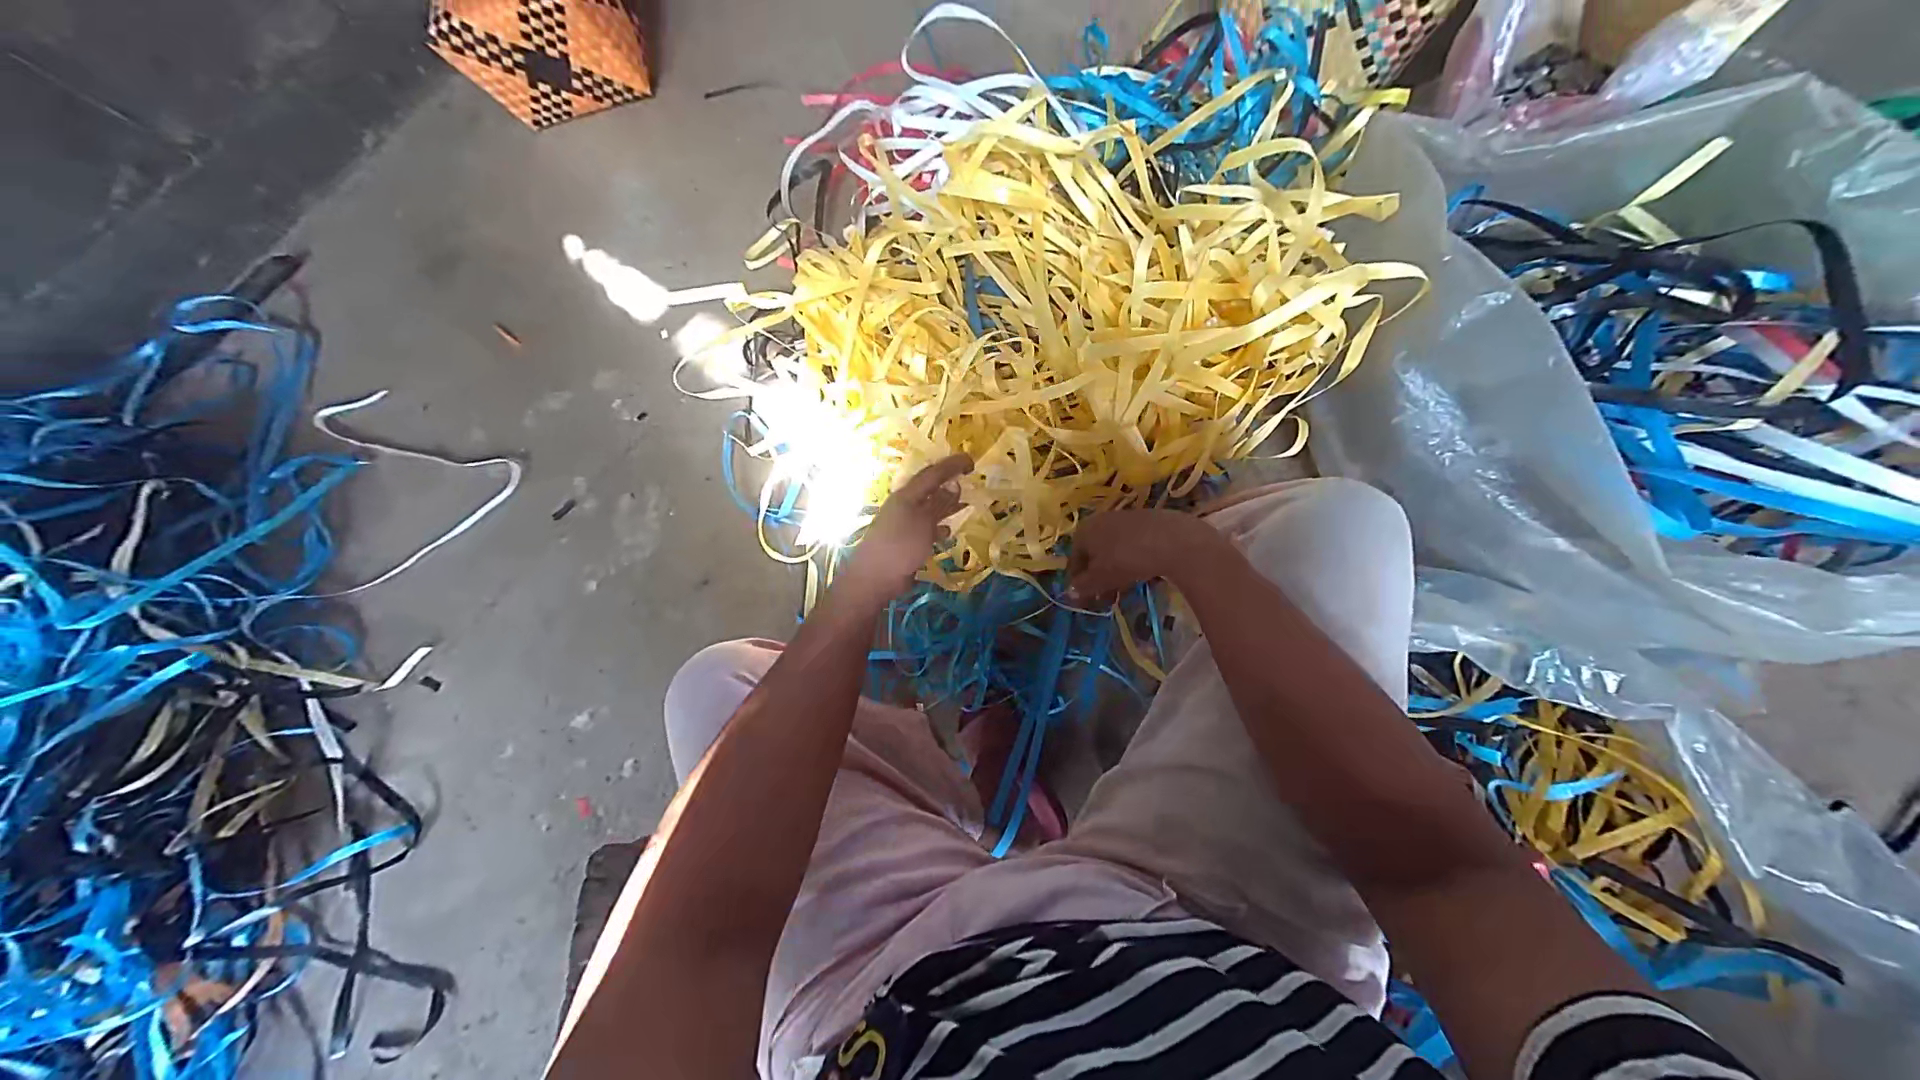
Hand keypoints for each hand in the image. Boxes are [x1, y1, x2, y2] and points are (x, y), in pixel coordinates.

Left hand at [836, 454, 971, 606]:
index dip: (952, 465)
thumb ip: (939, 503)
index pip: (932, 474)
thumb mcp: (923, 521)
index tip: (971, 462)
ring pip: (929, 509)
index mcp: (907, 495)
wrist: (875, 577)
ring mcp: (903, 524)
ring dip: (946, 505)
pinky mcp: (905, 542)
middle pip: (929, 489)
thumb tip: (954, 484)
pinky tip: (947, 532)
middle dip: (948, 482)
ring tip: (965, 504)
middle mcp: (904, 506)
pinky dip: (938, 526)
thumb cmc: (900, 545)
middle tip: (968, 479)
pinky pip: (926, 528)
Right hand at [1066, 509, 1224, 606]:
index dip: (1078, 583)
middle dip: (1098, 578)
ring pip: (1114, 549)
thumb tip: (1071, 592)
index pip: (1074, 560)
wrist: (1172, 539)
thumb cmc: (1126, 558)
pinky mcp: (1149, 521)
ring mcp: (1126, 518)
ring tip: (1125, 589)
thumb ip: (1083, 586)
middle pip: (1095, 554)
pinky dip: (1133, 560)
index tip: (1085, 601)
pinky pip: (1133, 544)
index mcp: (1083, 531)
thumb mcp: (1101, 578)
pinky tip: (1143, 574)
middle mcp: (1101, 520)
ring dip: (1115, 571)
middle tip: (1106, 598)